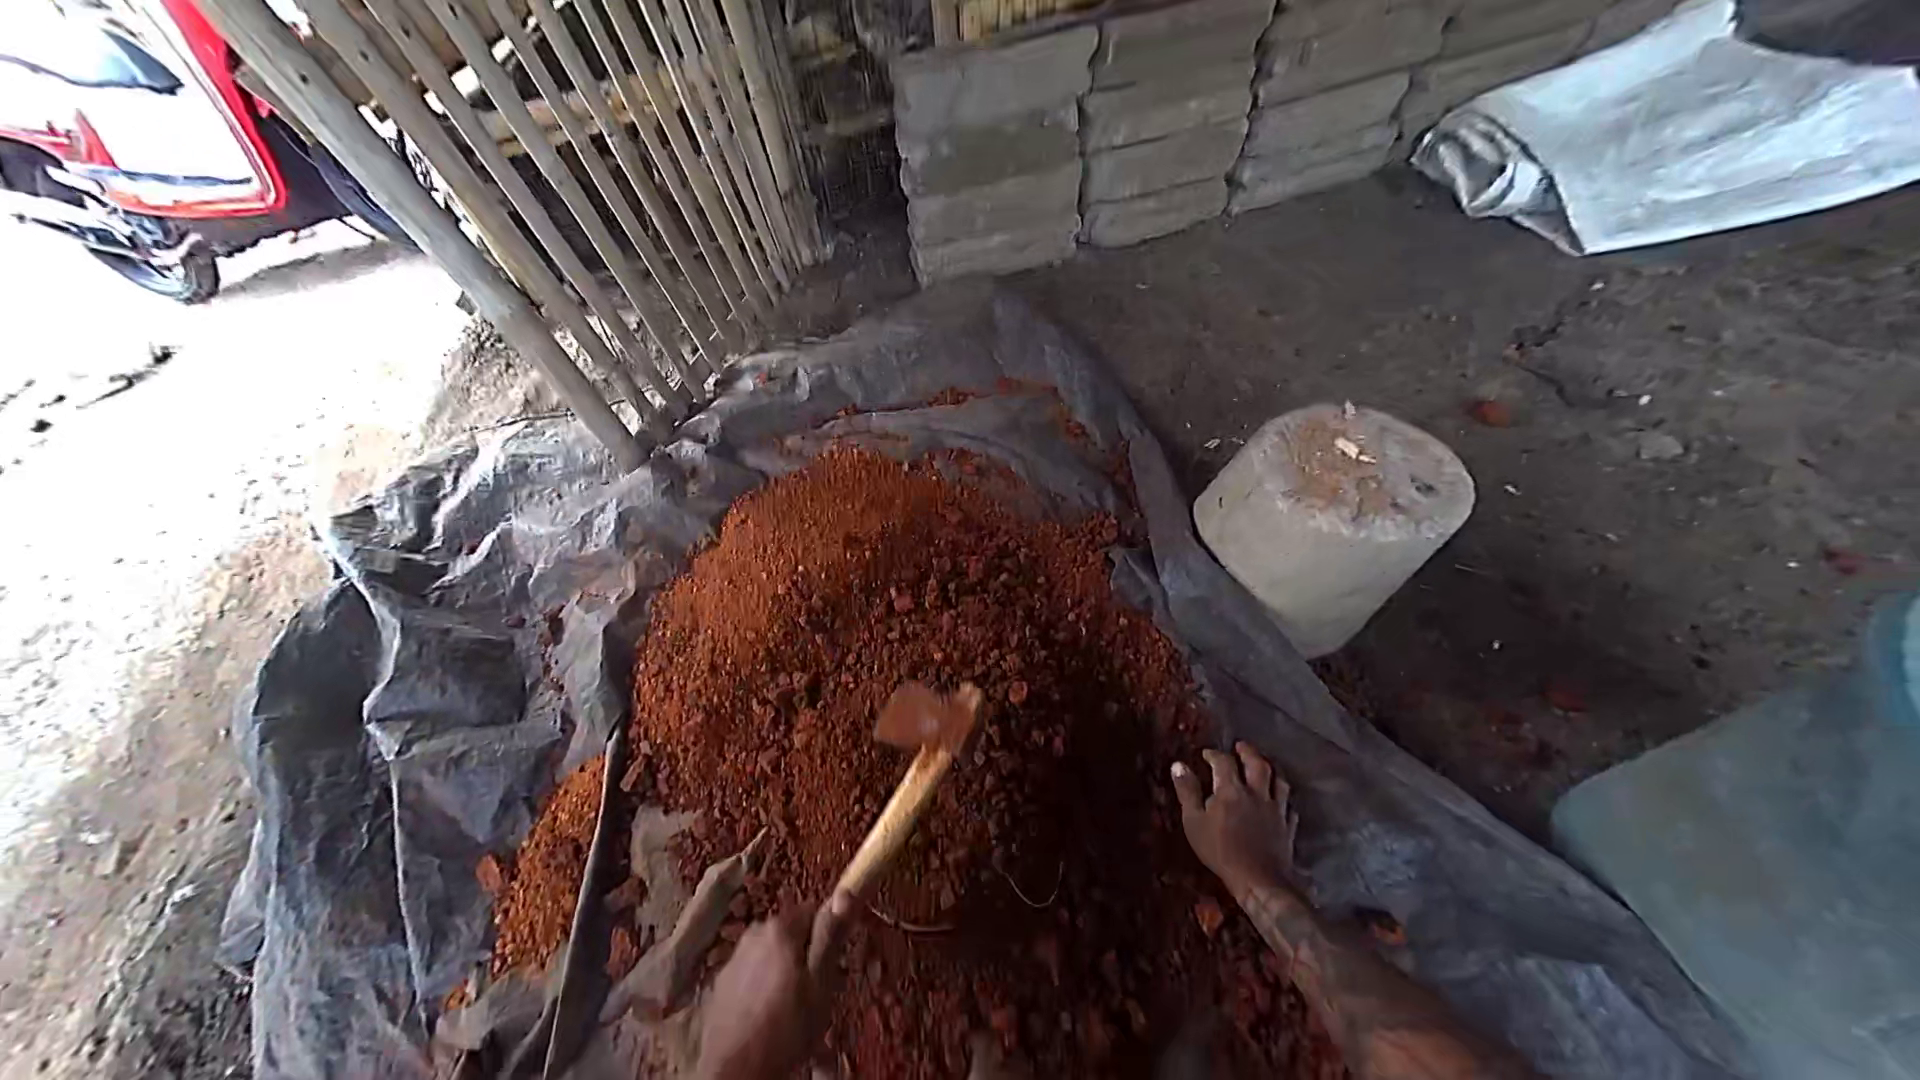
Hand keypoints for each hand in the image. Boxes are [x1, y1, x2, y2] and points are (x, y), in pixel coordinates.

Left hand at [693, 891, 854, 1079]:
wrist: (734, 1075)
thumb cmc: (785, 1028)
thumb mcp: (820, 982)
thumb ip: (830, 935)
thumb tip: (845, 892)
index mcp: (779, 928)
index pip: (813, 910)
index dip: (828, 935)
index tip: (833, 964)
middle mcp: (753, 933)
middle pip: (791, 933)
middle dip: (806, 956)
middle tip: (816, 992)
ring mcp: (733, 960)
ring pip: (771, 955)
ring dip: (785, 973)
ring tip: (794, 1010)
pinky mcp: (720, 986)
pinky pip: (752, 976)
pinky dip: (763, 989)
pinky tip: (769, 1018)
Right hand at [1170, 742, 1298, 901]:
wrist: (1258, 881)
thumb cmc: (1220, 850)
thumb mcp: (1194, 821)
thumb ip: (1187, 791)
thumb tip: (1178, 765)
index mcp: (1231, 789)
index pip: (1223, 762)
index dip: (1214, 754)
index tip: (1206, 754)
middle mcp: (1256, 793)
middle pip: (1257, 763)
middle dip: (1248, 751)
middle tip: (1240, 746)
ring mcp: (1276, 809)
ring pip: (1279, 780)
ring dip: (1271, 767)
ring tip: (1264, 763)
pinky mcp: (1287, 826)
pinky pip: (1289, 805)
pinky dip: (1283, 797)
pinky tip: (1279, 799)